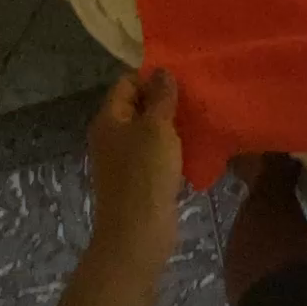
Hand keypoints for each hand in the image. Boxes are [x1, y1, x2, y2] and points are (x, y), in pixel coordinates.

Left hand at [86, 69, 183, 269]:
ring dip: (171, 124)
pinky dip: (171, 147)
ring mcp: (123, 159)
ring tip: (198, 119)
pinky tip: (192, 146)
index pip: (127, 82)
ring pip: (148, 129)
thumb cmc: (145, 174)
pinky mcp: (137, 178)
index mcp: (109, 118)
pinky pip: (154, 152)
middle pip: (138, 105)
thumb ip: (161, 96)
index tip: (181, 81)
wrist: (137, 235)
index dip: (152, 78)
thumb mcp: (157, 127)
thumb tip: (162, 71)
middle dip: (165, 100)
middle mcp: (111, 135)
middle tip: (194, 98)